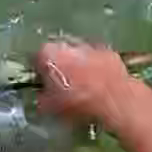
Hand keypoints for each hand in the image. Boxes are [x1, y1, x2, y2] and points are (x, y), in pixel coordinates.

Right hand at [34, 40, 151, 127]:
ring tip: (82, 85)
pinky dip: (96, 67)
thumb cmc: (77, 102)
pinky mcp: (109, 51)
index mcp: (49, 54)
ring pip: (79, 54)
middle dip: (59, 66)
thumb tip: (42, 95)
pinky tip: (99, 83)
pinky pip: (97, 58)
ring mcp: (91, 46)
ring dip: (78, 65)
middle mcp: (68, 44)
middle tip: (62, 84)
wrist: (114, 99)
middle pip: (58, 53)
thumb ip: (42, 97)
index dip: (38, 71)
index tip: (42, 83)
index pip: (36, 58)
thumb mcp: (50, 107)